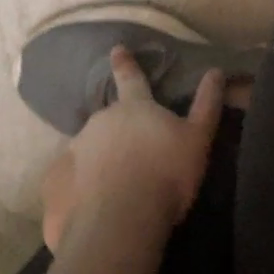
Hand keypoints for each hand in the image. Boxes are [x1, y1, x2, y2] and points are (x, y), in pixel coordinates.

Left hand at [40, 48, 224, 254]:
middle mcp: (101, 121)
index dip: (125, 63)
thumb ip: (207, 103)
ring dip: (99, 156)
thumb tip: (216, 70)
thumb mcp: (199, 137)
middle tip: (130, 146)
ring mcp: (75, 151)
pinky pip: (68, 177)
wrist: (120, 224)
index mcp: (134, 107)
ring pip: (88, 147)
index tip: (116, 48)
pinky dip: (78, 183)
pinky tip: (87, 199)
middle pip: (110, 118)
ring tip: (113, 179)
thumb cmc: (166, 174)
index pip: (131, 78)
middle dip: (118, 127)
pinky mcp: (56, 183)